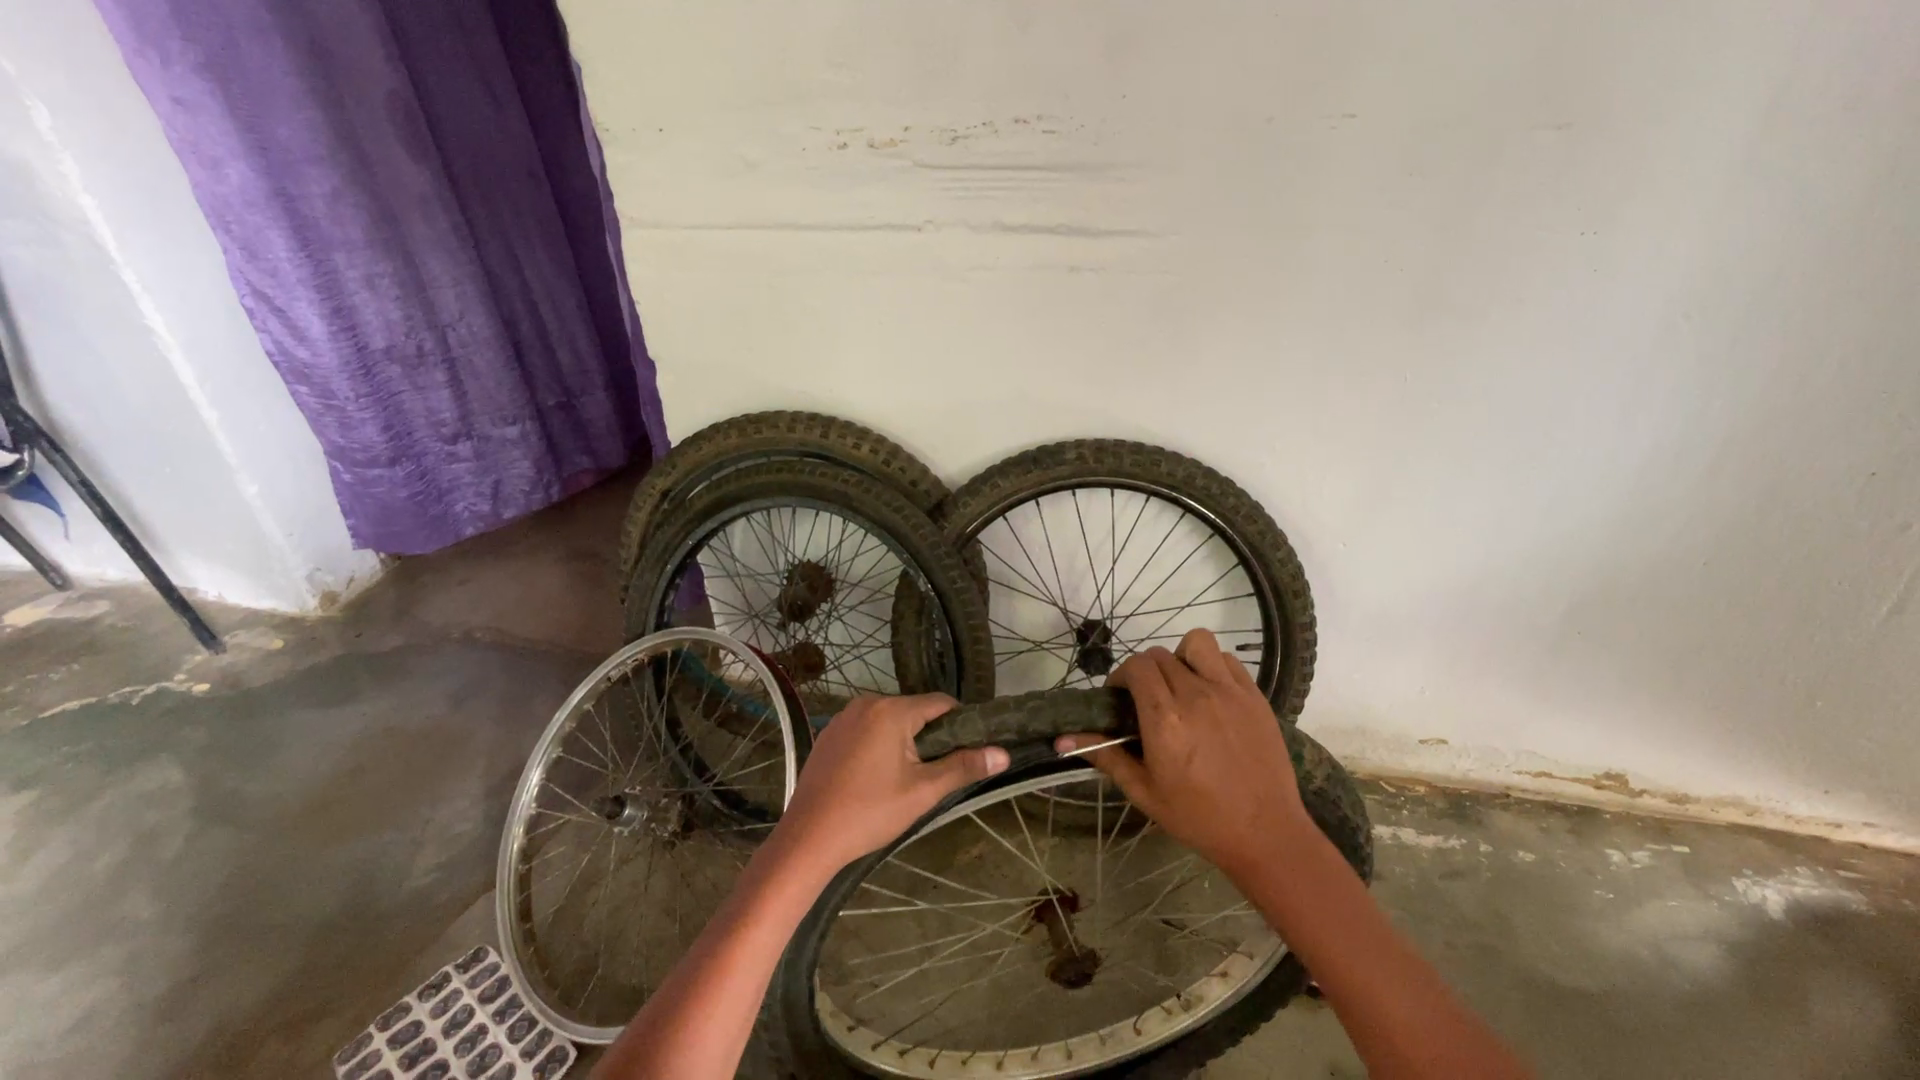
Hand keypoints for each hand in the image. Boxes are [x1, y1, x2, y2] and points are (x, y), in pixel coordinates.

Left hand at [775, 693, 1009, 871]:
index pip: (940, 703)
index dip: (961, 722)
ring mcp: (842, 718)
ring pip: (889, 721)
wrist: (809, 837)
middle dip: (930, 735)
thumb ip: (964, 767)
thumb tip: (1003, 753)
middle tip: (938, 771)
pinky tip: (877, 778)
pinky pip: (865, 731)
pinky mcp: (827, 736)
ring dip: (904, 741)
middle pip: (913, 710)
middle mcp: (866, 704)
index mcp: (891, 711)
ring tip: (909, 778)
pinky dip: (878, 746)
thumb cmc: (870, 812)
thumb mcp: (923, 791)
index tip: (971, 748)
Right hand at [1055, 628, 1311, 877]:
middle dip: (1144, 671)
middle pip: (1160, 655)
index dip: (1122, 676)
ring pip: (1197, 644)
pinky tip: (1211, 695)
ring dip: (1181, 657)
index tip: (1120, 698)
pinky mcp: (1255, 697)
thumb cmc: (1197, 816)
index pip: (1136, 666)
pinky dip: (1213, 667)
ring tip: (1181, 686)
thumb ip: (1105, 756)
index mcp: (1164, 718)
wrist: (1264, 831)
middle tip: (1145, 700)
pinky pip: (1227, 660)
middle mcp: (1195, 695)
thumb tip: (1062, 739)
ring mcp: (1229, 692)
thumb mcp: (1143, 791)